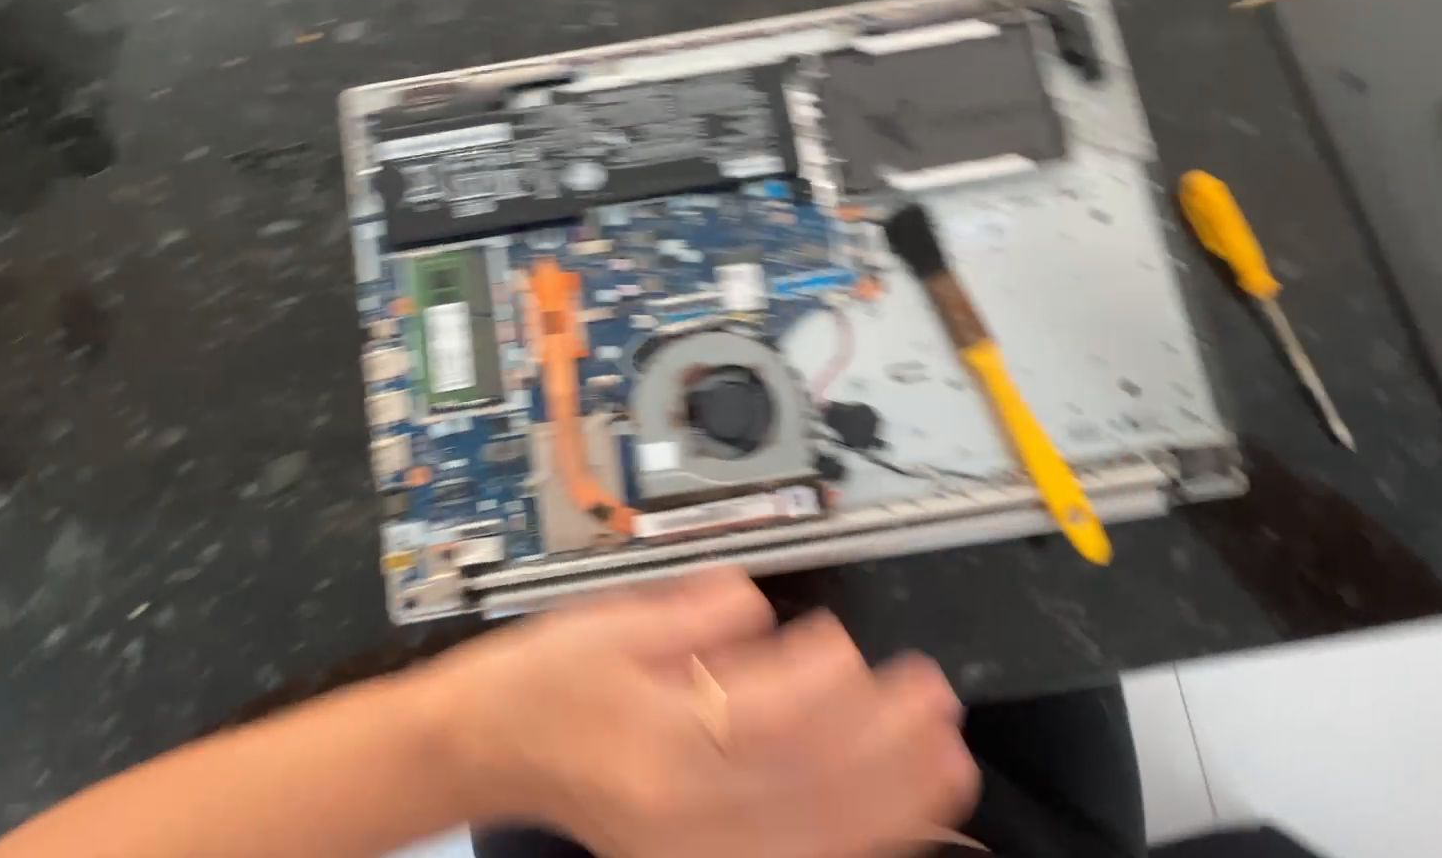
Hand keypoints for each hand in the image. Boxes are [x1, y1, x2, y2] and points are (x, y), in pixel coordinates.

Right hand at [416, 570, 977, 857]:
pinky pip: (793, 857)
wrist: (494, 740)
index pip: (767, 715)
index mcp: (654, 734)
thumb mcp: (612, 619)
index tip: (850, 643)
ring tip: (947, 762)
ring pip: (813, 833)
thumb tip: (762, 609)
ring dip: (892, 800)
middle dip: (888, 744)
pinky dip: (854, 838)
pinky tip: (897, 818)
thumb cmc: (547, 675)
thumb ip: (694, 611)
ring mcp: (690, 845)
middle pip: (808, 783)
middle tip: (937, 702)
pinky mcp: (695, 857)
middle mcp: (679, 804)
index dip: (827, 679)